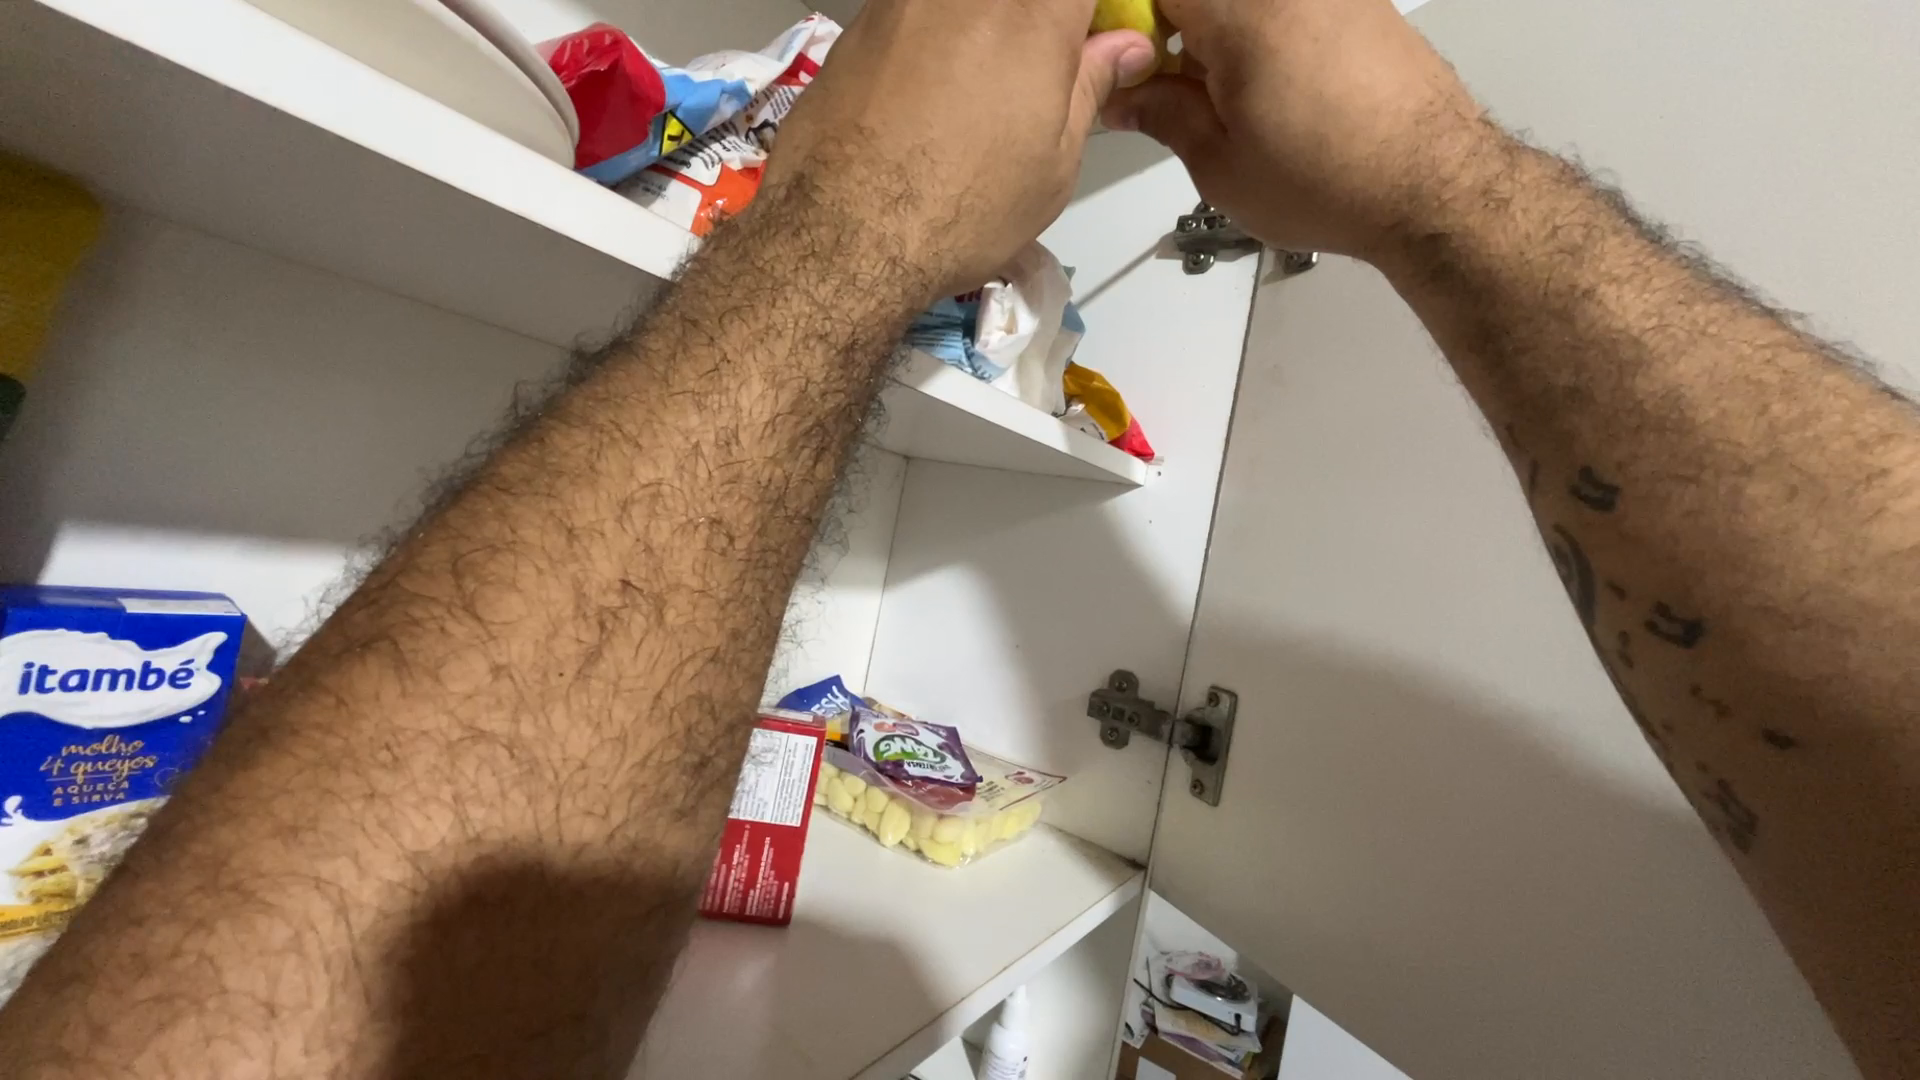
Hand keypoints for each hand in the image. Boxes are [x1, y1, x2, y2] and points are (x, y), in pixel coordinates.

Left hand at [758, 0, 1157, 301]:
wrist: (845, 235)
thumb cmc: (968, 213)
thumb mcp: (1052, 170)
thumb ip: (1088, 90)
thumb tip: (1125, 46)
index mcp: (1036, 14)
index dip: (1089, 17)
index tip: (1083, 49)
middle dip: (1032, 27)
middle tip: (1025, 85)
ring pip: (961, 9)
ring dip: (977, 36)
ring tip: (966, 101)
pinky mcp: (861, 20)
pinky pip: (915, 10)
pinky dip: (931, 37)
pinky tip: (920, 97)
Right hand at [1101, 0, 1496, 261]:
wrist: (1430, 183)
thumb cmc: (1316, 184)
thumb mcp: (1219, 167)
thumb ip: (1163, 115)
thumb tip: (1120, 94)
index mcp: (1241, 14)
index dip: (1125, 17)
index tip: (1117, 60)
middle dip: (1168, 26)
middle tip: (1158, 82)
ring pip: (1239, 2)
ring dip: (1208, 32)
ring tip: (1206, 88)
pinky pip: (1280, 4)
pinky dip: (1250, 30)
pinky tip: (1253, 80)